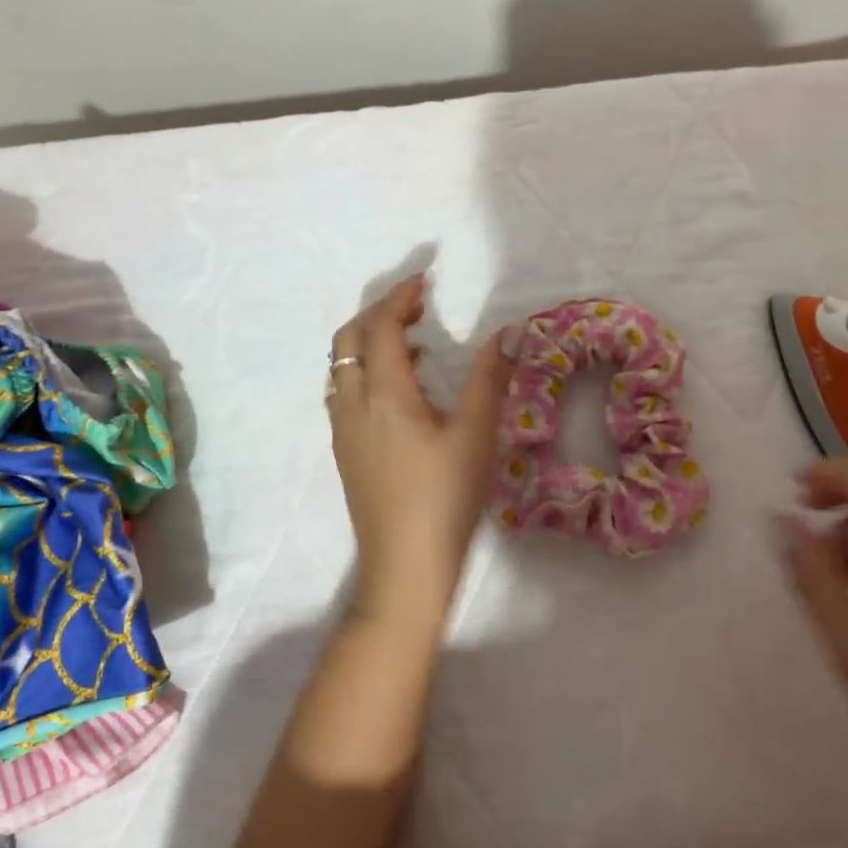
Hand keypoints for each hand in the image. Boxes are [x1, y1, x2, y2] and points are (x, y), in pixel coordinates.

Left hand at [327, 276, 509, 625]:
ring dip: (370, 343)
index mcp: (384, 394)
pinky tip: (400, 393)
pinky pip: (344, 392)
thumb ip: (488, 379)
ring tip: (416, 346)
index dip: (400, 297)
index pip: (380, 326)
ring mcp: (343, 431)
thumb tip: (505, 333)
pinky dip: (365, 372)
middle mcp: (352, 404)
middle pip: (349, 339)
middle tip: (419, 307)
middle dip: (379, 313)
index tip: (427, 281)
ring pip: (342, 367)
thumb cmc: (445, 498)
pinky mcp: (345, 453)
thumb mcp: (476, 435)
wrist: (404, 566)